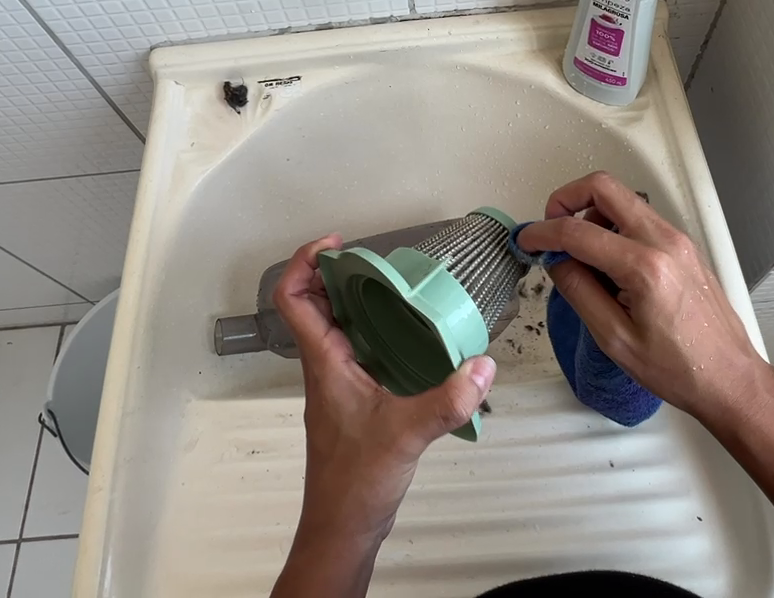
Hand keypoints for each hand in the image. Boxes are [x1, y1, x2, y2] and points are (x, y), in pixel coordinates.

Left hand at [270, 234, 495, 596]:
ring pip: (333, 324)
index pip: (293, 299)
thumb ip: (445, 401)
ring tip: (386, 281)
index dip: (305, 263)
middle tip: (366, 255)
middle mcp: (325, 364)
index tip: (334, 244)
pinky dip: (371, 326)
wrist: (342, 528)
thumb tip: (480, 366)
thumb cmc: (353, 484)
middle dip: (333, 271)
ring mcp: (337, 379)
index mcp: (323, 362)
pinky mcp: (353, 394)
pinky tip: (404, 331)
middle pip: (313, 303)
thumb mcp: (405, 435)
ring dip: (350, 296)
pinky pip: (354, 345)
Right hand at [516, 172, 773, 425]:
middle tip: (550, 227)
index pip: (577, 231)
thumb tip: (555, 260)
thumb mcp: (614, 339)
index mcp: (644, 267)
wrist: (731, 380)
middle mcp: (664, 241)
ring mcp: (677, 239)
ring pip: (622, 198)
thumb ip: (579, 291)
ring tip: (579, 253)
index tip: (525, 240)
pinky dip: (613, 225)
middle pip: (603, 186)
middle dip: (566, 198)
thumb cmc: (678, 370)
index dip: (542, 233)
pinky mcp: (683, 245)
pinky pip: (639, 216)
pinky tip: (606, 260)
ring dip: (591, 212)